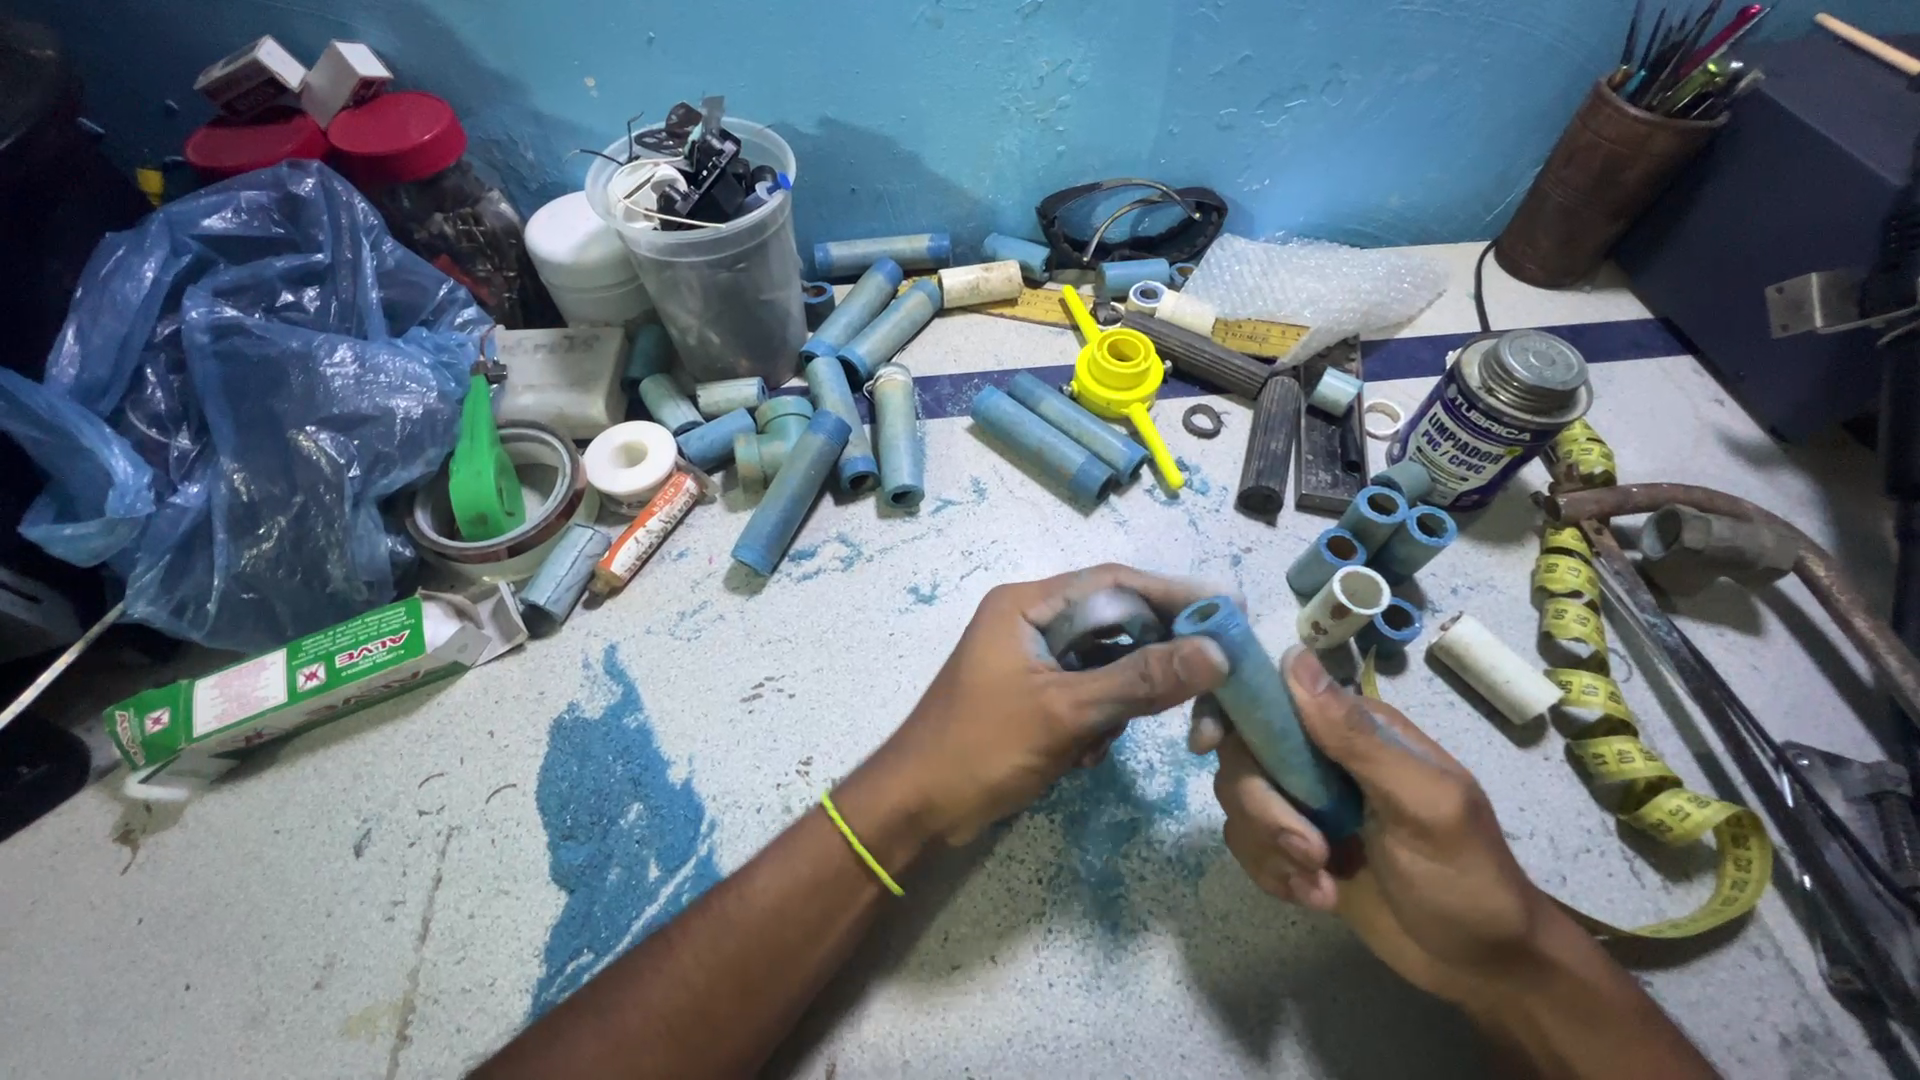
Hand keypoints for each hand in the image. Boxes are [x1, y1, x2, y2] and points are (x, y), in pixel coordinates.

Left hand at [868, 564, 1231, 845]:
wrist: (917, 808)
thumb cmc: (980, 749)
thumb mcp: (1065, 713)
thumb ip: (1140, 681)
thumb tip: (1216, 653)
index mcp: (1027, 605)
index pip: (1115, 582)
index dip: (1174, 594)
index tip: (1229, 611)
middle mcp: (1032, 622)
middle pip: (1115, 623)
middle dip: (1153, 660)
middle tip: (1207, 683)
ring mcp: (1033, 660)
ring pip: (1106, 664)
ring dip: (1121, 701)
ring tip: (1107, 738)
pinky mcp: (1036, 695)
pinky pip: (1089, 694)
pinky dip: (1099, 721)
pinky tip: (1083, 755)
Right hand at [1195, 645, 1565, 1005]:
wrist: (1482, 967)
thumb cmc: (1467, 876)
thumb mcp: (1423, 803)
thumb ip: (1356, 736)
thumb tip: (1293, 656)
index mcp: (1351, 728)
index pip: (1272, 694)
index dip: (1230, 708)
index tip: (1208, 742)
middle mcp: (1317, 757)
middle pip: (1242, 755)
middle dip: (1264, 807)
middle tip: (1311, 850)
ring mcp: (1302, 803)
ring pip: (1238, 801)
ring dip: (1271, 847)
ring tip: (1323, 881)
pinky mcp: (1292, 847)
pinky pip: (1246, 844)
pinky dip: (1273, 874)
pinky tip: (1318, 896)